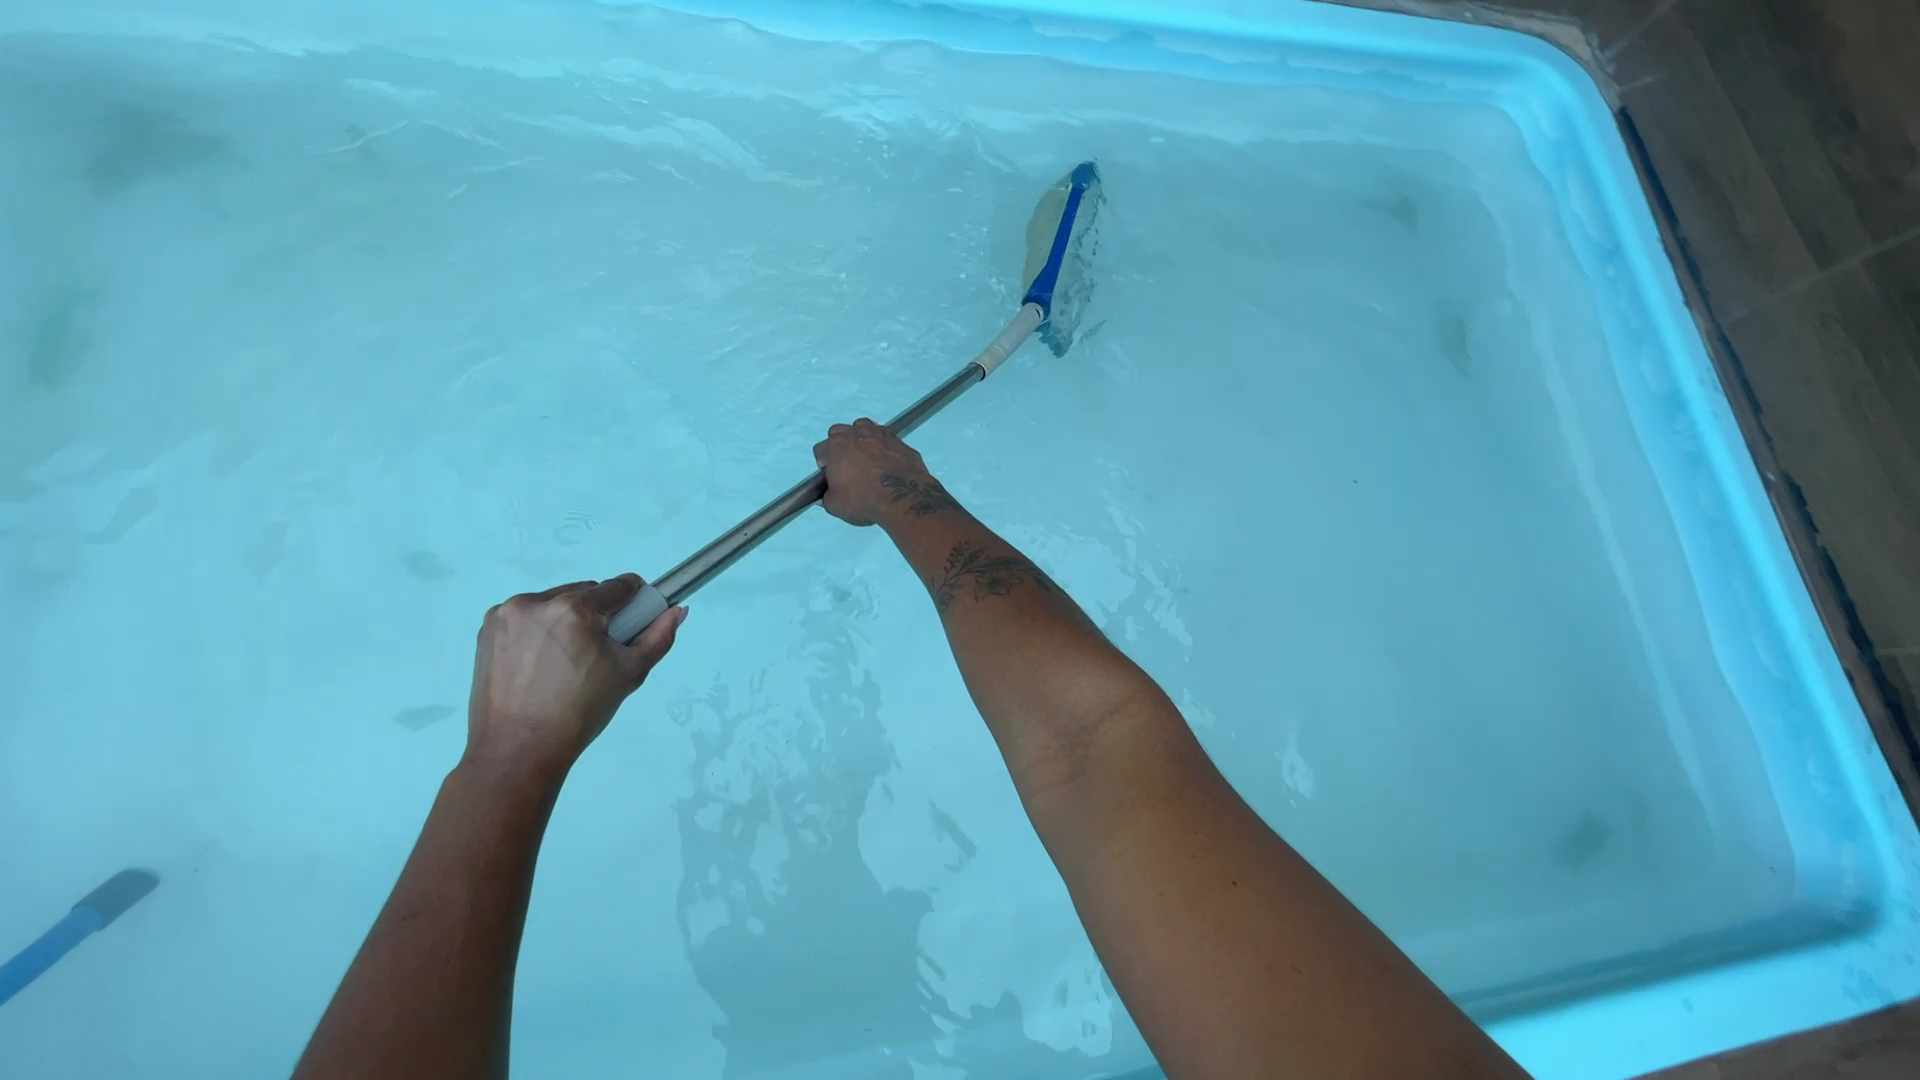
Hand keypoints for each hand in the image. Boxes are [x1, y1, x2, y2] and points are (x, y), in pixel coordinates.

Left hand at [465, 575, 685, 776]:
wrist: (518, 749)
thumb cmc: (581, 712)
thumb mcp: (630, 674)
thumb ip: (658, 637)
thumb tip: (678, 611)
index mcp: (574, 609)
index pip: (617, 586)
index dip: (633, 600)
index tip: (634, 620)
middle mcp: (537, 602)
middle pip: (584, 592)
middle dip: (597, 614)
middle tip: (598, 651)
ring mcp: (506, 614)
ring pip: (554, 603)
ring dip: (567, 619)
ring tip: (567, 661)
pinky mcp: (486, 629)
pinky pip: (527, 617)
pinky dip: (540, 630)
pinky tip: (541, 663)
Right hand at [813, 418, 958, 526]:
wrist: (902, 499)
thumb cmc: (863, 500)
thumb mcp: (835, 505)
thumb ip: (828, 495)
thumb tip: (829, 495)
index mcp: (836, 445)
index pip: (821, 450)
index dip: (825, 465)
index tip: (831, 477)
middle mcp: (857, 433)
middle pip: (842, 433)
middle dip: (842, 447)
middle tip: (848, 467)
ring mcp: (881, 434)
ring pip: (866, 430)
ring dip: (863, 441)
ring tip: (868, 461)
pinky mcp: (901, 442)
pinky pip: (888, 441)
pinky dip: (885, 449)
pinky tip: (889, 465)